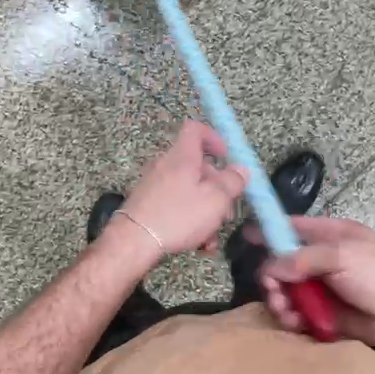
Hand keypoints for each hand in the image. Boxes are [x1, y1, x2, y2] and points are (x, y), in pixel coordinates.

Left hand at [115, 120, 249, 258]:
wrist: (133, 242)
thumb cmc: (178, 216)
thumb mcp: (216, 199)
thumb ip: (232, 182)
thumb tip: (241, 169)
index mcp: (182, 156)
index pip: (195, 129)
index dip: (214, 137)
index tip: (227, 157)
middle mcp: (166, 165)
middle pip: (197, 165)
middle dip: (217, 188)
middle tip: (227, 211)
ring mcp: (155, 185)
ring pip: (189, 190)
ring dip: (206, 211)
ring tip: (212, 238)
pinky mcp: (148, 204)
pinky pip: (176, 205)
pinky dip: (190, 220)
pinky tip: (198, 244)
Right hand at [255, 216, 374, 348]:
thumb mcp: (343, 256)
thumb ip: (303, 258)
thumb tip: (269, 267)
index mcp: (331, 235)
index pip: (293, 227)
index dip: (269, 230)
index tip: (246, 236)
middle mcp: (323, 259)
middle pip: (283, 263)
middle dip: (273, 277)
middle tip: (274, 292)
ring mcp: (324, 288)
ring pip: (287, 291)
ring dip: (280, 300)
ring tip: (286, 312)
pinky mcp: (325, 314)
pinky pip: (298, 314)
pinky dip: (291, 318)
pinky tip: (294, 323)